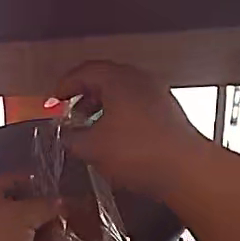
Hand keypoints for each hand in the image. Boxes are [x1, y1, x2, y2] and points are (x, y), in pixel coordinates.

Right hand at [52, 61, 219, 198]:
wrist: (186, 169)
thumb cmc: (137, 151)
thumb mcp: (93, 147)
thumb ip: (72, 139)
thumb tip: (66, 136)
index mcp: (118, 78)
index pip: (84, 72)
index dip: (64, 86)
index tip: (53, 100)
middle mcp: (140, 80)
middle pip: (106, 81)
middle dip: (85, 97)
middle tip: (71, 115)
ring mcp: (158, 96)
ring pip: (124, 96)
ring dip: (104, 110)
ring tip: (92, 131)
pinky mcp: (170, 115)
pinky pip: (138, 110)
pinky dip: (122, 119)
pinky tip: (118, 141)